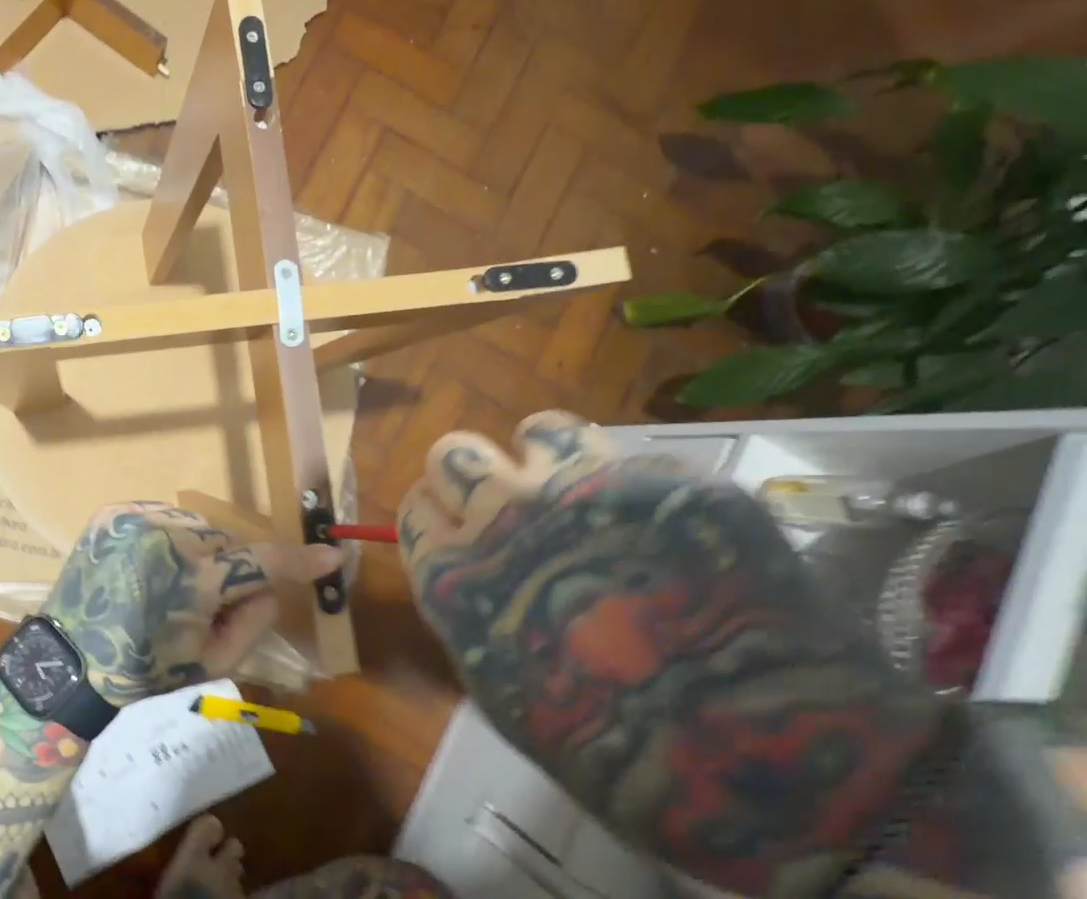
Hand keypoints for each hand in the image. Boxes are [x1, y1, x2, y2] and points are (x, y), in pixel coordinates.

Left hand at [43, 502, 343, 707]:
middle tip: (210, 597)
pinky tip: (151, 568)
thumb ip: (253, 622)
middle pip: (225, 541)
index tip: (329, 554)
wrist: (69, 660)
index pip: (260, 562)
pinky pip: (162, 516)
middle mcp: (167, 538)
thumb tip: (273, 587)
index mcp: (193, 581)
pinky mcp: (113, 513)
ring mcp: (136, 520)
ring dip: (198, 548)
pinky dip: (168, 537)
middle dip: (228, 565)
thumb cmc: (143, 669)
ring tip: (171, 583)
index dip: (298, 561)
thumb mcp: (210, 664)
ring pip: (195, 525)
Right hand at [395, 410, 942, 895]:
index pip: (414, 508)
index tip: (456, 533)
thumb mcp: (505, 691)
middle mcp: (508, 514)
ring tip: (580, 497)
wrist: (768, 754)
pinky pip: (630, 461)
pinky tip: (665, 534)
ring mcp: (590, 486)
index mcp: (457, 575)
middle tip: (509, 509)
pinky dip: (632, 488)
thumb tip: (479, 572)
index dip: (436, 519)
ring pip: (540, 428)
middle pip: (454, 451)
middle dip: (472, 476)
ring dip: (546, 460)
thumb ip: (474, 611)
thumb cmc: (615, 749)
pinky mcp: (672, 477)